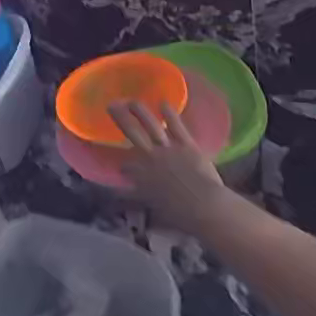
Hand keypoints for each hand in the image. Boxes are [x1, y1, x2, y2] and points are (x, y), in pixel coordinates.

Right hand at [110, 100, 237, 236]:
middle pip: (132, 133)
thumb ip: (142, 202)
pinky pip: (176, 126)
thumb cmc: (181, 215)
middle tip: (111, 105)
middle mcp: (150, 158)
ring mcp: (168, 148)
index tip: (123, 166)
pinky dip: (170, 114)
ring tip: (131, 100)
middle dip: (120, 118)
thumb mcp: (155, 212)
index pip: (127, 166)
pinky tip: (164, 103)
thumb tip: (127, 200)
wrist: (203, 205)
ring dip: (140, 111)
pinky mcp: (186, 144)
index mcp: (141, 176)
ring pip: (151, 124)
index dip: (124, 164)